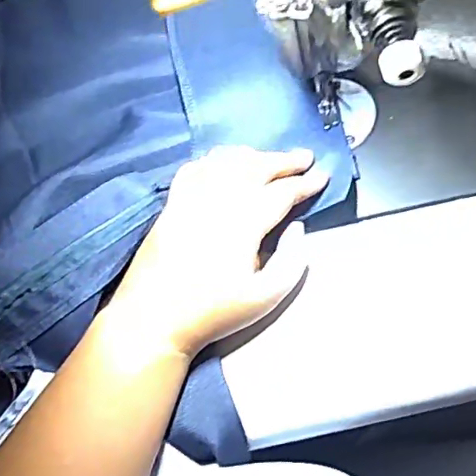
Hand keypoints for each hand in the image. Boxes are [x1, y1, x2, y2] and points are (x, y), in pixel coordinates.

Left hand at [101, 146, 329, 358]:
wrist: (153, 320)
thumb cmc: (213, 312)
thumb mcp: (265, 297)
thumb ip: (291, 261)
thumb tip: (297, 227)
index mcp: (243, 223)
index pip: (281, 192)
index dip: (304, 183)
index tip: (322, 177)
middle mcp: (216, 202)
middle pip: (254, 167)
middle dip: (283, 160)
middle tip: (305, 157)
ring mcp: (189, 199)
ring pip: (225, 162)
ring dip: (252, 155)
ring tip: (270, 158)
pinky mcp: (171, 205)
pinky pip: (195, 169)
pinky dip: (215, 160)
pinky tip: (223, 163)